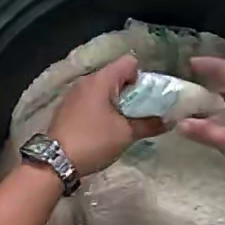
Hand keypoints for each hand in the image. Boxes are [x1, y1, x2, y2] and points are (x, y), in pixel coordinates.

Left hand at [46, 55, 165, 176]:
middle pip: (117, 75)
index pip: (129, 63)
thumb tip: (169, 121)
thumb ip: (150, 124)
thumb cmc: (93, 141)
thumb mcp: (126, 134)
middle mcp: (86, 81)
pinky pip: (91, 100)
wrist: (55, 162)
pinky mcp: (67, 108)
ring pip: (104, 89)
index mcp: (101, 80)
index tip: (147, 99)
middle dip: (132, 91)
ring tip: (124, 122)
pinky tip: (104, 128)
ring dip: (117, 101)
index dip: (143, 77)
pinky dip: (102, 108)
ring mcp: (74, 94)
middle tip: (140, 113)